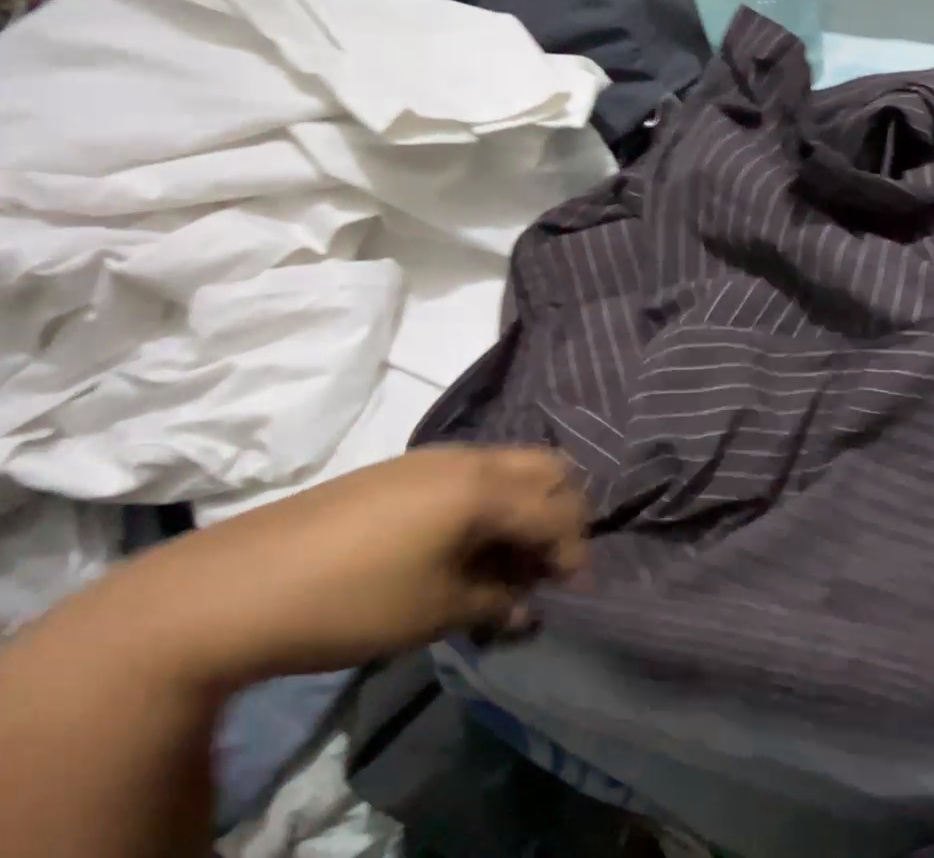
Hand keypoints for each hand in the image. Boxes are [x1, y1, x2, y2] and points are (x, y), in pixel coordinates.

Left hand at [93, 447, 588, 689]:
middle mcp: (466, 460)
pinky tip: (464, 546)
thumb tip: (527, 605)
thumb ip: (499, 601)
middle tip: (548, 562)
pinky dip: (490, 502)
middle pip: (549, 468)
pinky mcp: (395, 472)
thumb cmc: (349, 603)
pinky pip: (471, 473)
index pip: (560, 512)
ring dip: (525, 506)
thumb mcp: (437, 611)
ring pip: (510, 466)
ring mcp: (427, 460)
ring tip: (506, 558)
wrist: (221, 593)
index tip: (568, 594)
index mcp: (483, 488)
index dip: (574, 554)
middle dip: (562, 512)